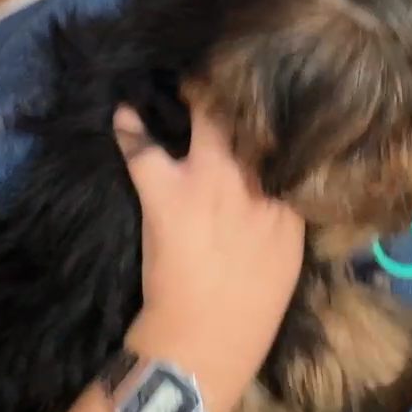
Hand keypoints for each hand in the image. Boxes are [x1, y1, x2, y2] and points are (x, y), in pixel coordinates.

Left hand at [114, 105, 306, 411]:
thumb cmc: (254, 303)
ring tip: (182, 80)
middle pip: (249, 119)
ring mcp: (207, 182)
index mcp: (283, 196)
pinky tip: (123, 110)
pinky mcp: (166, 193)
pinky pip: (143, 151)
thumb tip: (281, 174)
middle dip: (238, 93)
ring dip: (192, 98)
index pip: (283, 140)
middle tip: (225, 76)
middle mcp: (251, 179)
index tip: (267, 97)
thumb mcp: (289, 251)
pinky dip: (130, 128)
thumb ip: (288, 207)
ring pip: (203, 121)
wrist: (206, 336)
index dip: (273, 115)